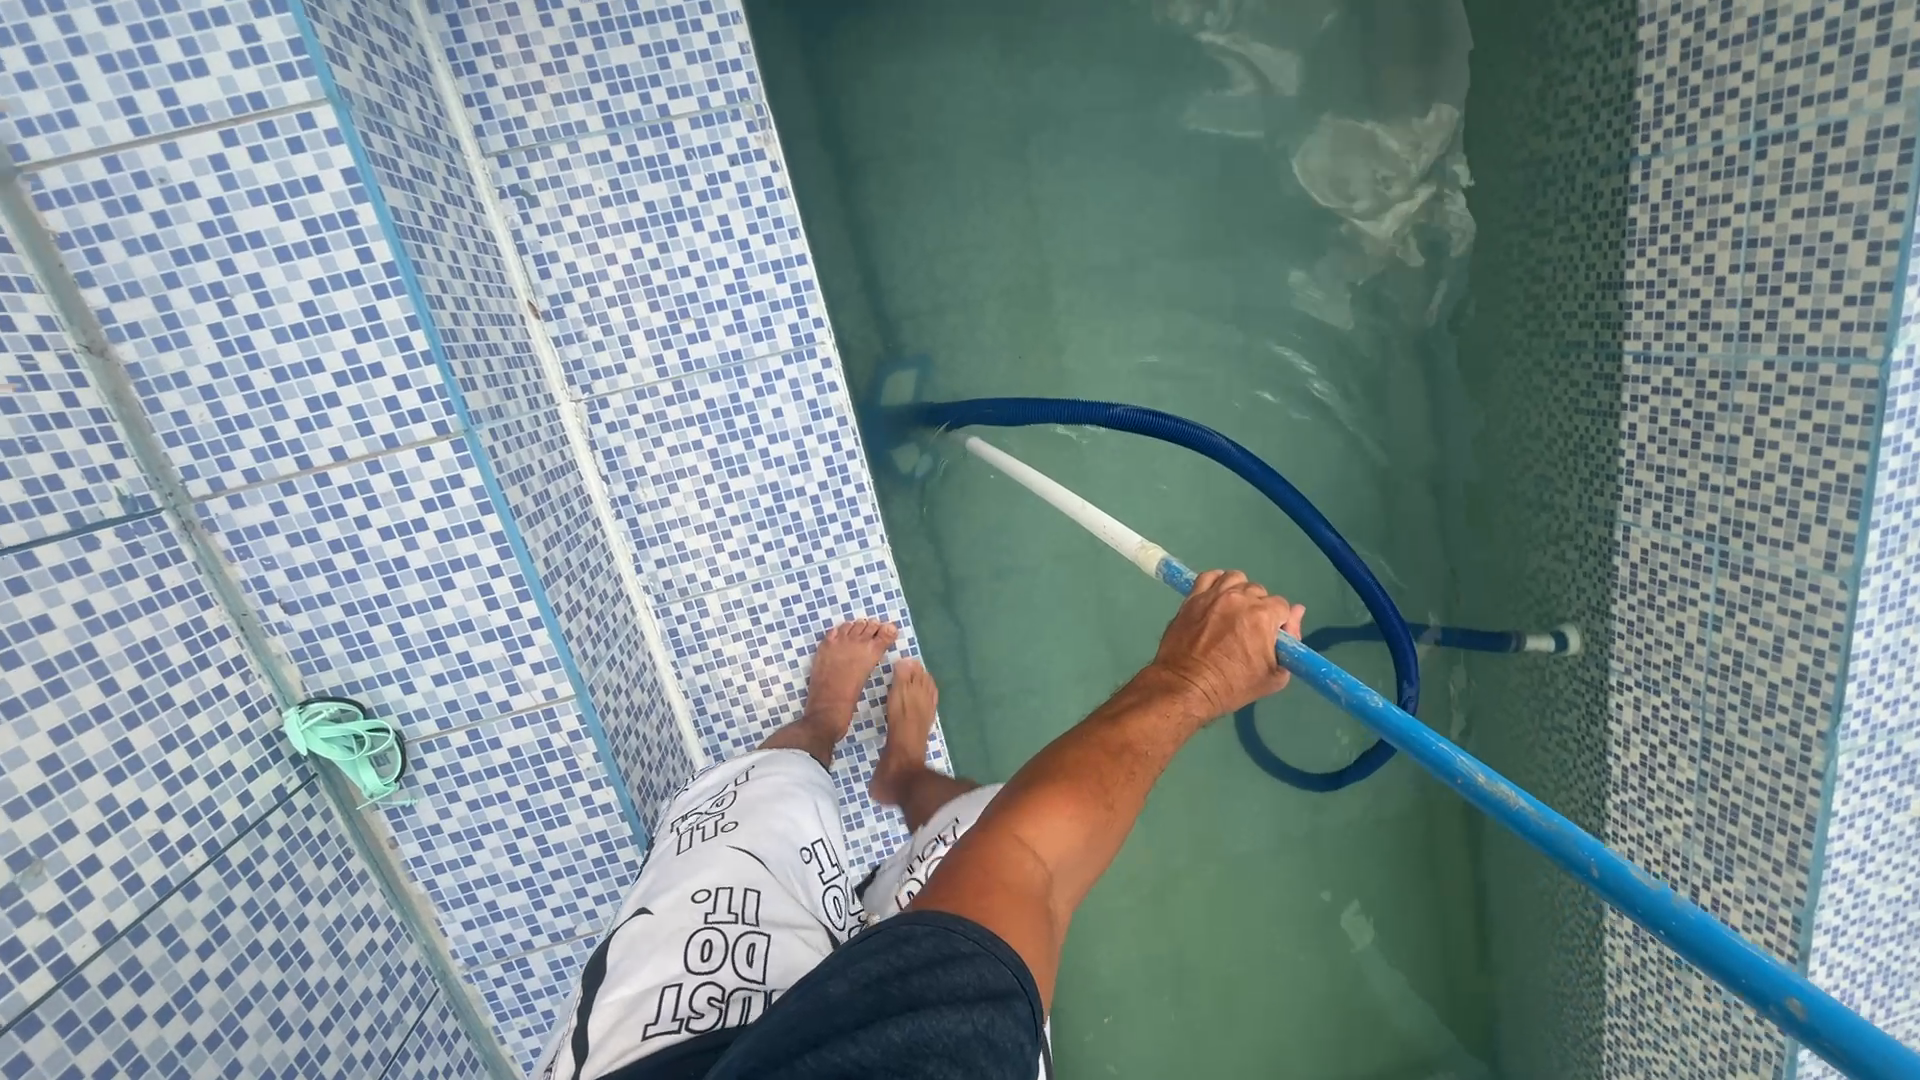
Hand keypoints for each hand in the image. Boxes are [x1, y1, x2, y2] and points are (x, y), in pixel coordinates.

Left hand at [1144, 570, 1303, 718]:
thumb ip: (1292, 642)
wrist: (1187, 686)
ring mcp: (1212, 596)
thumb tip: (1298, 612)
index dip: (1279, 623)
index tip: (1270, 638)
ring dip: (1239, 592)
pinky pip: (1208, 577)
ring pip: (1235, 579)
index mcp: (1262, 616)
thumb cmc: (1233, 686)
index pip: (1282, 606)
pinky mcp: (1192, 598)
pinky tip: (1217, 596)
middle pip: (1258, 592)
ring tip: (1234, 612)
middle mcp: (1238, 599)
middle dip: (1259, 609)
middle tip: (1249, 630)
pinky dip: (1216, 582)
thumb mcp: (1275, 676)